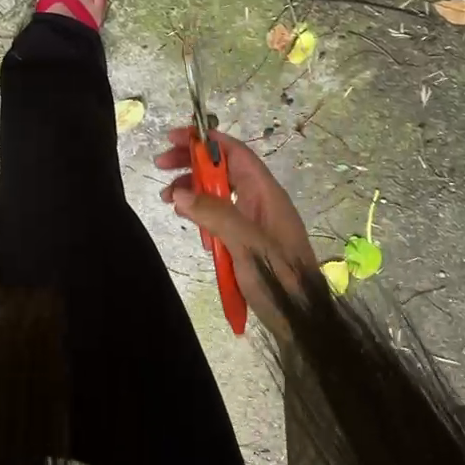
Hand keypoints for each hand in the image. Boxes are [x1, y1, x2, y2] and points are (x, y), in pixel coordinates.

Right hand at [157, 127, 319, 339]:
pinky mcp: (247, 241)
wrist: (304, 326)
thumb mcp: (246, 244)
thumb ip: (214, 214)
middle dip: (192, 164)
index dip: (205, 141)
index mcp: (267, 195)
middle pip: (223, 169)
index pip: (235, 153)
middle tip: (160, 166)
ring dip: (192, 191)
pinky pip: (220, 217)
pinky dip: (200, 214)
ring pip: (218, 193)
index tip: (174, 138)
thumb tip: (179, 192)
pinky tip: (188, 224)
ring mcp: (255, 222)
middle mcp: (261, 202)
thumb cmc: (280, 280)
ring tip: (167, 200)